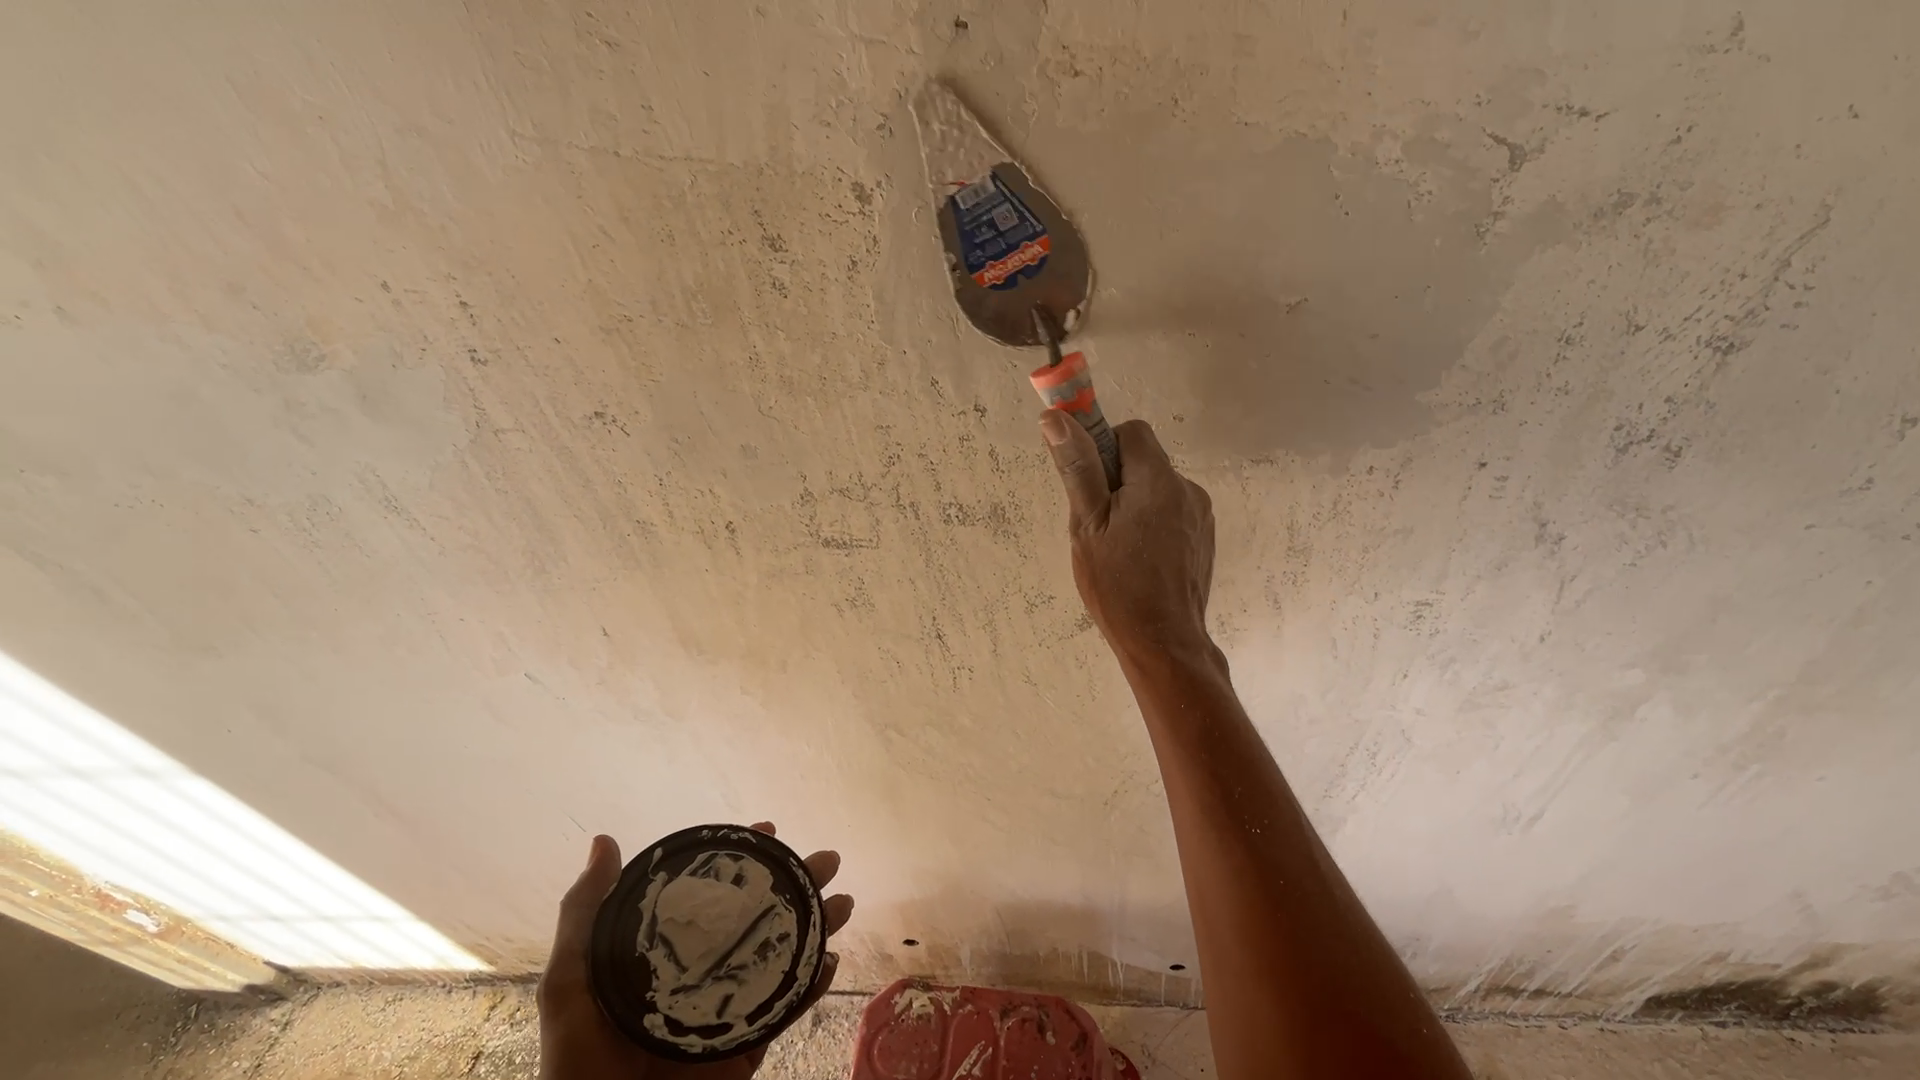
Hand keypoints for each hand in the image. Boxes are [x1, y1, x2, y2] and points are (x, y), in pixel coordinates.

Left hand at [538, 824, 854, 1079]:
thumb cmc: (579, 1063)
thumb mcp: (570, 984)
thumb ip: (584, 916)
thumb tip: (605, 842)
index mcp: (667, 951)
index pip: (712, 893)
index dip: (742, 859)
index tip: (768, 828)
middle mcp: (704, 971)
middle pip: (760, 919)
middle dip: (797, 885)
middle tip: (827, 859)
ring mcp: (729, 1008)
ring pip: (783, 957)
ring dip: (816, 927)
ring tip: (844, 901)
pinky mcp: (746, 1047)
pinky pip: (786, 1012)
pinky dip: (812, 987)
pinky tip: (829, 961)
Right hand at [1040, 410, 1215, 663]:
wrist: (1164, 642)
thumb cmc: (1118, 585)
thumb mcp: (1086, 524)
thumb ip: (1077, 466)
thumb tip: (1057, 417)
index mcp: (1159, 480)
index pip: (1132, 431)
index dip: (1104, 447)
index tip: (1088, 482)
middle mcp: (1187, 489)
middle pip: (1144, 461)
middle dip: (1116, 482)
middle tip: (1096, 524)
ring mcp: (1200, 515)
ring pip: (1156, 489)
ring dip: (1133, 504)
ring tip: (1117, 549)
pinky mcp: (1203, 538)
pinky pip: (1170, 512)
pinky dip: (1151, 524)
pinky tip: (1139, 560)